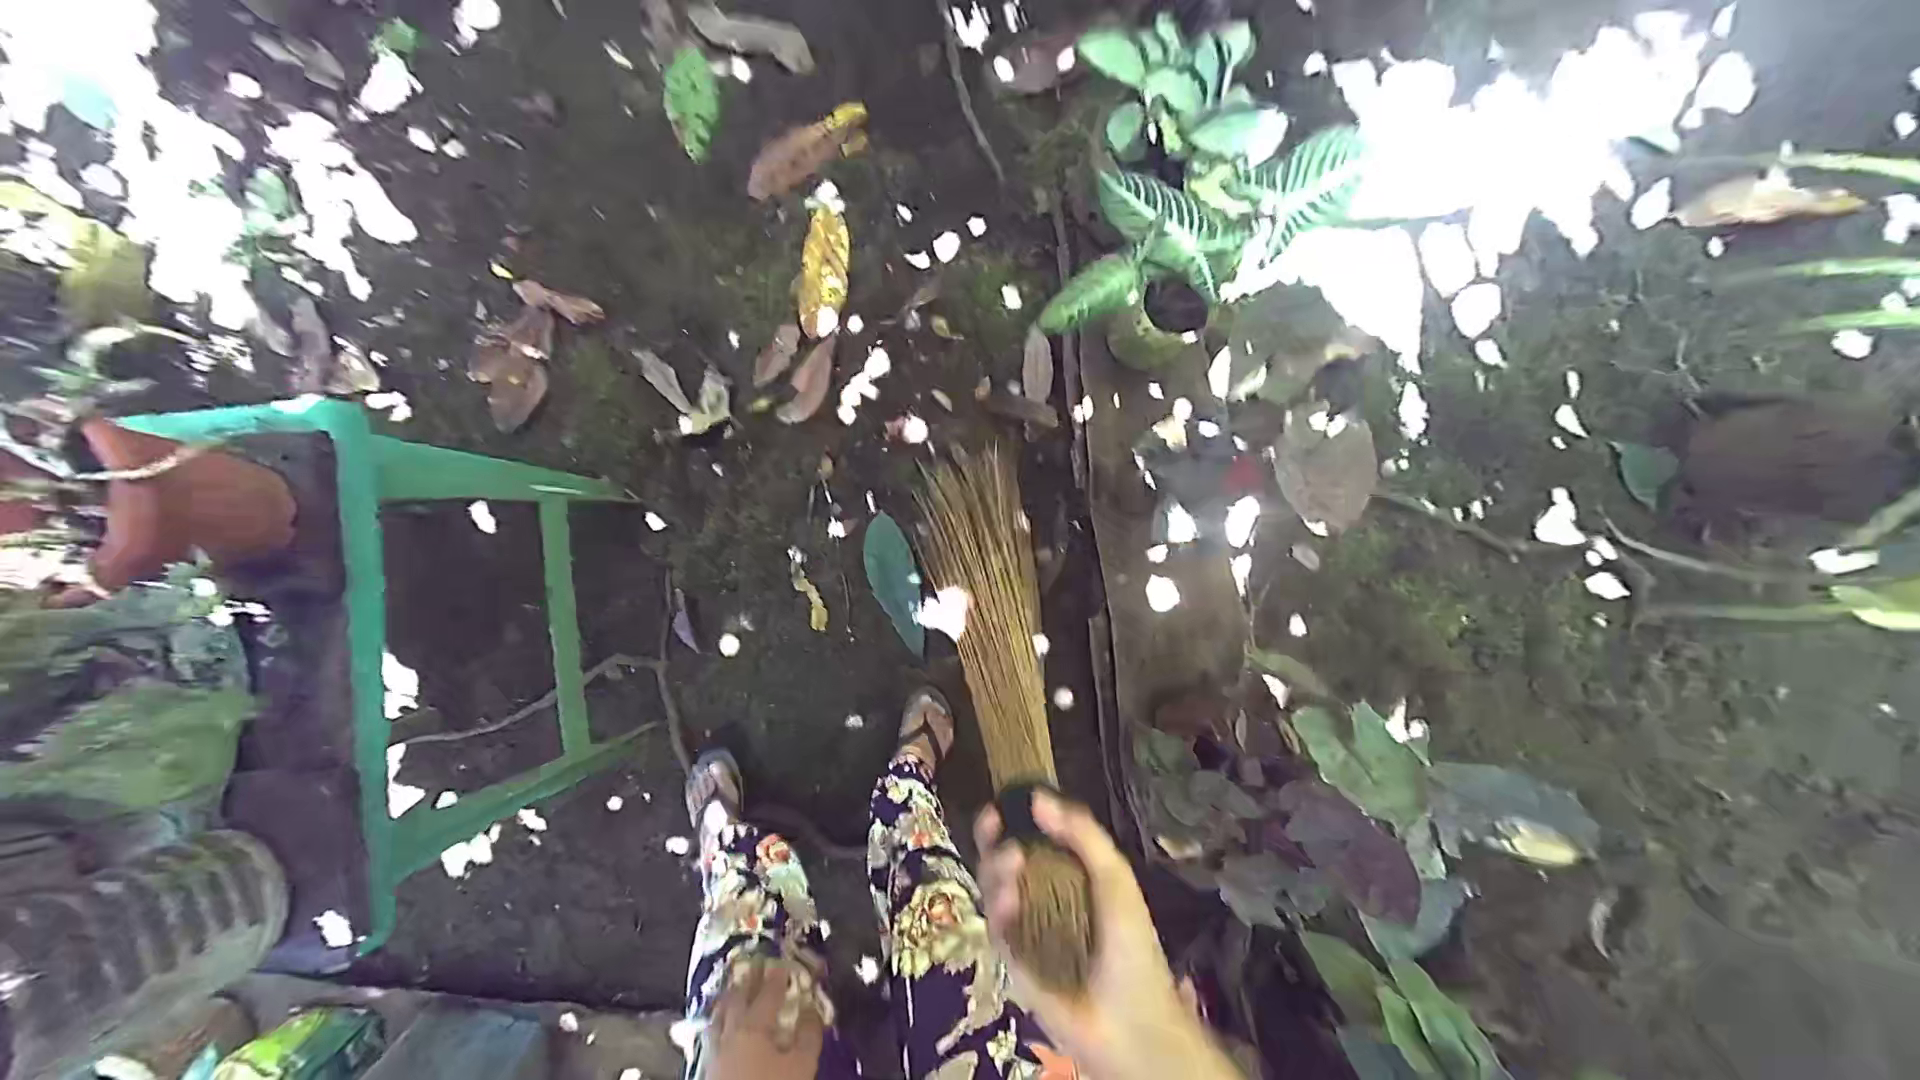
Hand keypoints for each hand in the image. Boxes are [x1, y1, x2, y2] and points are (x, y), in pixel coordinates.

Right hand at [975, 794, 1242, 1079]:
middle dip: (991, 839)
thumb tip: (1038, 797)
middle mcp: (1038, 896)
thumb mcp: (1114, 877)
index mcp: (1062, 873)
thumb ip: (1083, 833)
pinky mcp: (1012, 960)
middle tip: (994, 826)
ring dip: (995, 868)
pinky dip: (996, 909)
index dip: (1010, 820)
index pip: (1028, 838)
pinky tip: (1009, 900)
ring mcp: (1023, 928)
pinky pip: (994, 927)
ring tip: (1013, 862)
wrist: (1133, 1020)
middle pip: (999, 859)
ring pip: (991, 887)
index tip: (999, 805)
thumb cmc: (1131, 945)